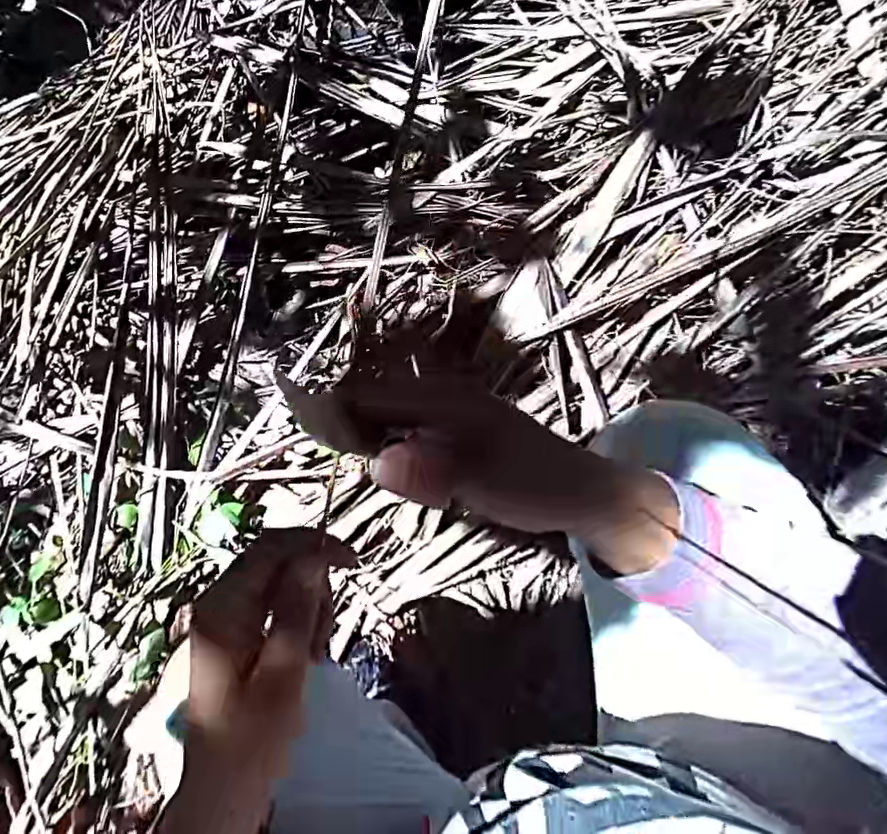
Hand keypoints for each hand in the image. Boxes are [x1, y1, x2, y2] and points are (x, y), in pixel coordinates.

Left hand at [160, 528, 356, 833]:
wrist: (222, 792)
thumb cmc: (251, 742)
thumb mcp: (282, 677)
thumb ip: (297, 612)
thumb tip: (312, 557)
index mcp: (223, 606)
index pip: (269, 548)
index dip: (312, 544)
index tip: (351, 559)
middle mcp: (219, 600)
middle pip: (274, 561)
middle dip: (310, 585)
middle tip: (322, 632)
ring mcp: (224, 615)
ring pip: (277, 583)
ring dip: (306, 607)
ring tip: (313, 652)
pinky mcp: (234, 631)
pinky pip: (272, 606)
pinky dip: (295, 621)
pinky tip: (304, 654)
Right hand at [341, 371, 679, 573]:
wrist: (585, 492)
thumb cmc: (536, 484)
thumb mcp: (483, 482)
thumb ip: (430, 472)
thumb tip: (375, 463)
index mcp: (442, 399)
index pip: (371, 395)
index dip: (333, 408)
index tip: (300, 426)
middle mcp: (438, 396)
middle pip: (372, 399)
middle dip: (341, 419)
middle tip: (314, 444)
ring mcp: (445, 411)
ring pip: (386, 414)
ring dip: (361, 431)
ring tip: (337, 450)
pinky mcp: (451, 429)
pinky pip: (403, 427)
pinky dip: (384, 440)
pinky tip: (381, 460)